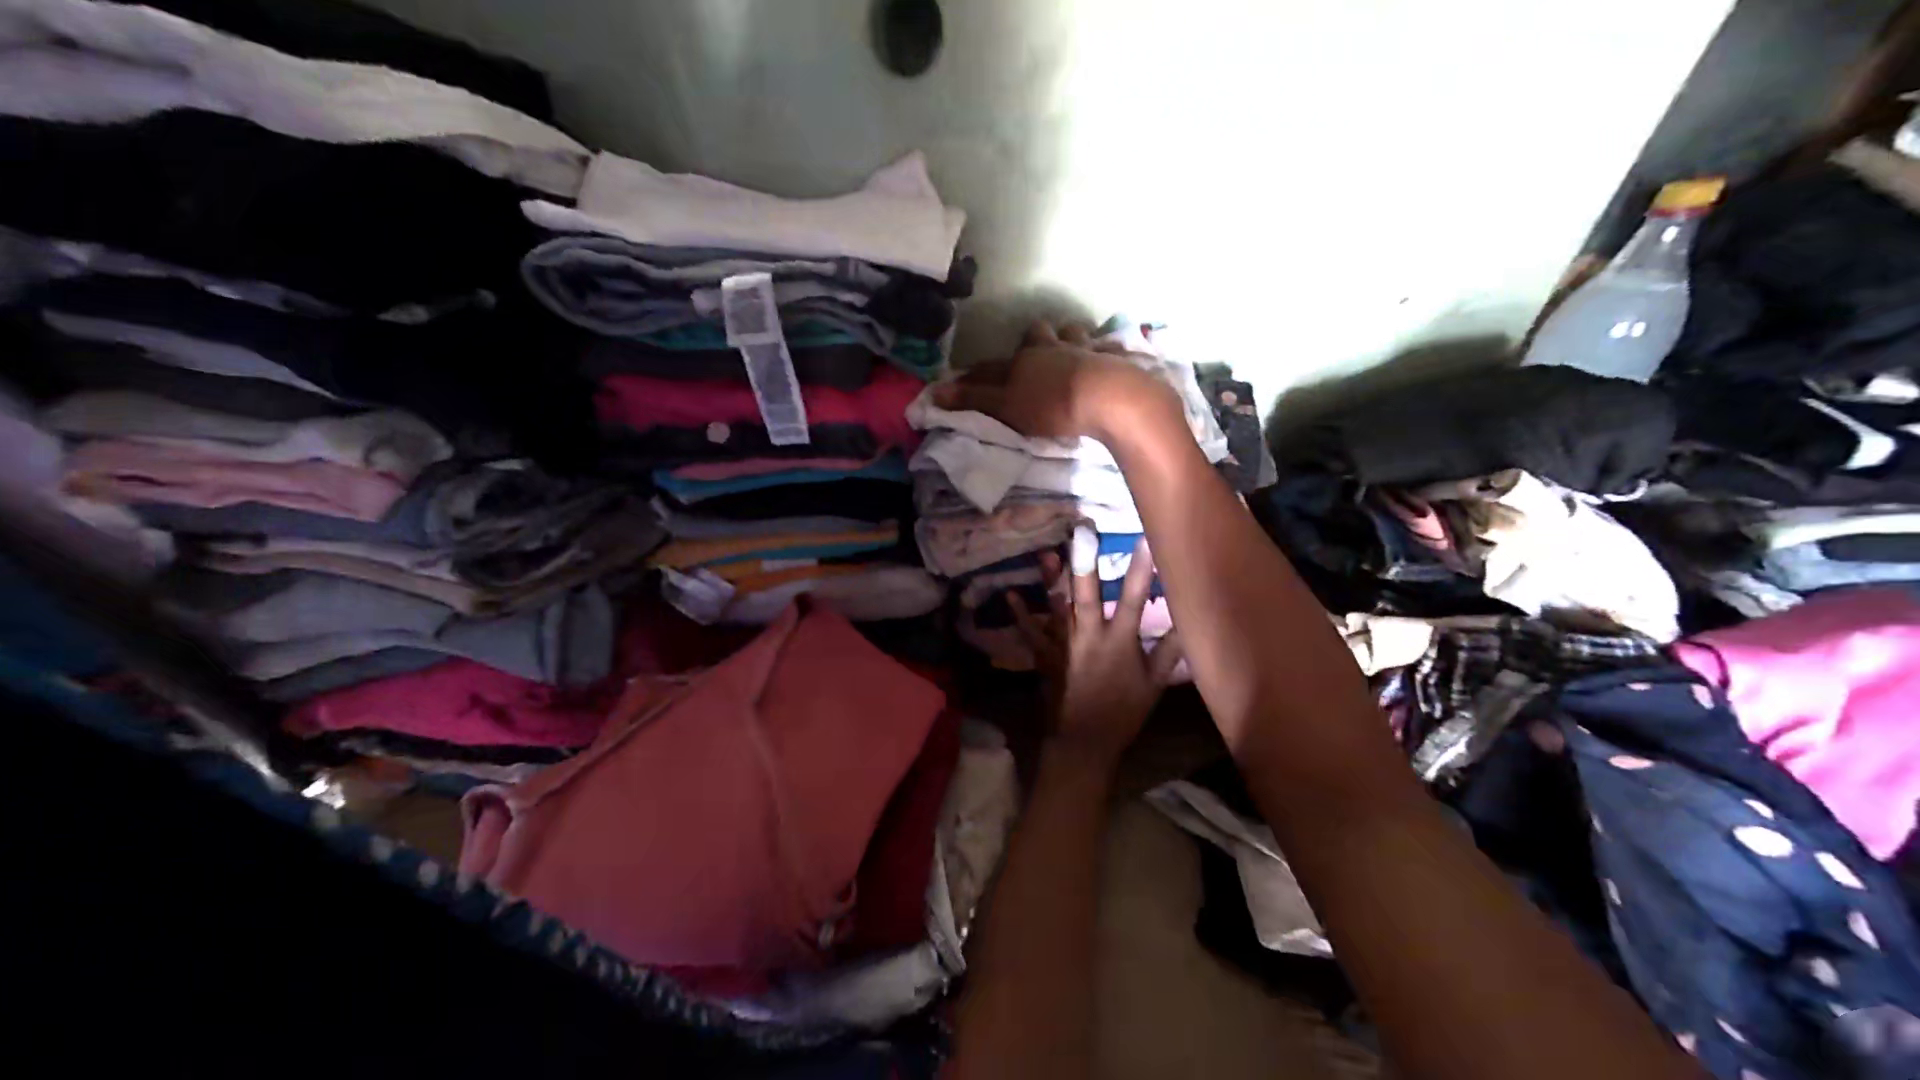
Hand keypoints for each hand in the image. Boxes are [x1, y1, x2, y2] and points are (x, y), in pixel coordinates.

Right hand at [933, 321, 1175, 440]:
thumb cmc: (1051, 404)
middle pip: (1037, 334)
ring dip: (1068, 340)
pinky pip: (1107, 349)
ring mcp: (1085, 350)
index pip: (992, 365)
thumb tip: (933, 392)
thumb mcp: (1005, 406)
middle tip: (1032, 353)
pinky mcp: (1114, 360)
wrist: (1110, 399)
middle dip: (1032, 341)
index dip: (977, 373)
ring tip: (1069, 351)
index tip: (966, 379)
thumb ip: (972, 400)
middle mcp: (1052, 346)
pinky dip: (1102, 354)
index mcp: (1023, 358)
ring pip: (1073, 334)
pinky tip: (1104, 360)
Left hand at [1009, 539, 1183, 768]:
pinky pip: (1030, 632)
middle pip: (1086, 593)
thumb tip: (1185, 622)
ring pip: (1056, 605)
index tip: (1146, 538)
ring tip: (1046, 552)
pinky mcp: (1045, 657)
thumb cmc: (1123, 714)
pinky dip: (1020, 614)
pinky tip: (1010, 594)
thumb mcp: (1154, 685)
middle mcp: (1089, 636)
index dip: (1141, 568)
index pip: (1133, 598)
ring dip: (1051, 579)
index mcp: (1120, 641)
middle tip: (1082, 531)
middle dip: (1085, 561)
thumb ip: (1168, 652)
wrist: (1084, 742)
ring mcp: (1064, 645)